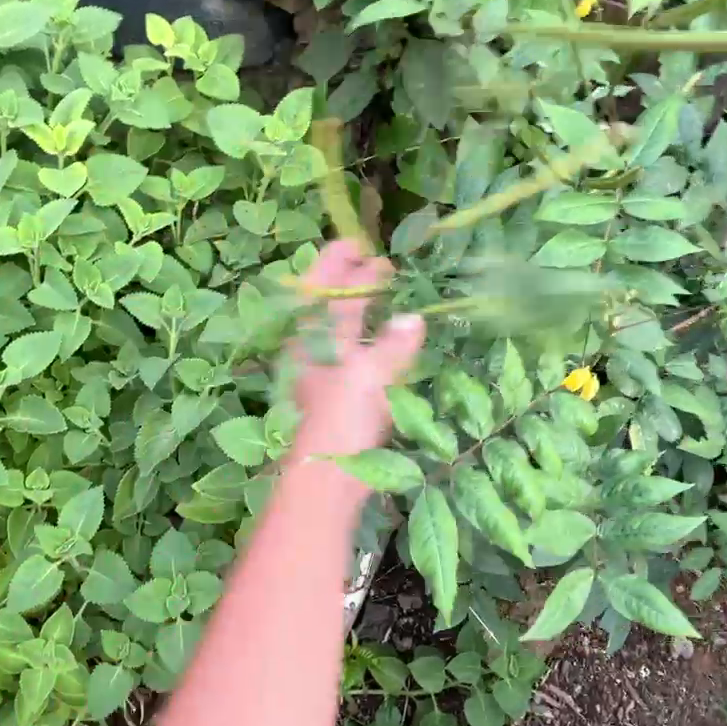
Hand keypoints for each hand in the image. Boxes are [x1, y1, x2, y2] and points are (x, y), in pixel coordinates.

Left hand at [288, 240, 424, 468]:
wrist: (327, 481)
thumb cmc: (340, 424)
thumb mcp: (368, 379)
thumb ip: (392, 347)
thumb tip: (412, 318)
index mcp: (314, 341)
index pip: (324, 290)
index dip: (339, 265)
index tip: (359, 244)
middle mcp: (315, 353)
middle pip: (330, 306)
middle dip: (349, 281)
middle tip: (376, 262)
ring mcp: (326, 374)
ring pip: (341, 330)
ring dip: (359, 307)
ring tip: (382, 290)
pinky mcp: (340, 396)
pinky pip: (355, 353)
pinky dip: (370, 337)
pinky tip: (386, 338)